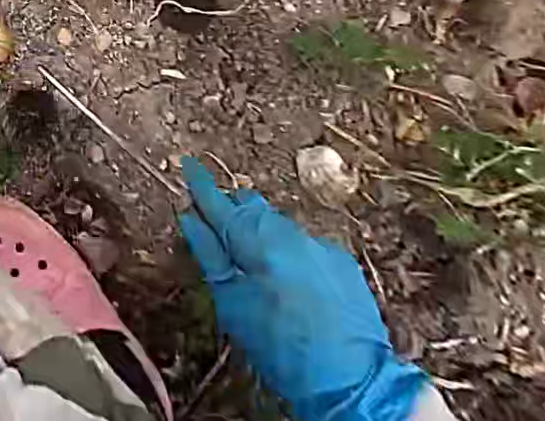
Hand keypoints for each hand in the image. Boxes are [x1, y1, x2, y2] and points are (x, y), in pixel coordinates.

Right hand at [179, 158, 425, 420]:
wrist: (355, 381)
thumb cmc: (281, 348)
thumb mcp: (233, 305)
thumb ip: (210, 255)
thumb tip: (190, 218)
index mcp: (256, 238)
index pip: (219, 201)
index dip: (200, 183)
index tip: (188, 163)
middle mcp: (287, 229)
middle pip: (249, 205)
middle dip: (230, 210)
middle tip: (215, 227)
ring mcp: (316, 241)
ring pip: (276, 221)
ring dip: (260, 230)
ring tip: (251, 259)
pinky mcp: (339, 258)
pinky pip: (303, 242)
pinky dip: (288, 251)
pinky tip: (289, 280)